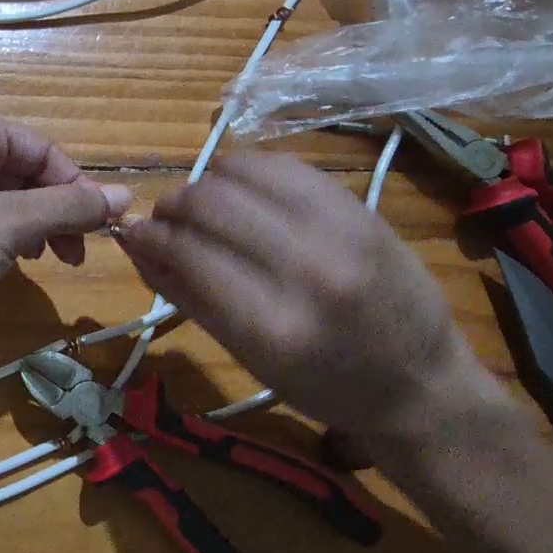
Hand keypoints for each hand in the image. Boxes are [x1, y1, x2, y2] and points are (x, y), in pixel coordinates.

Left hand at [0, 108, 130, 344]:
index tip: (98, 232)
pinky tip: (5, 262)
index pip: (44, 149)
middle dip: (53, 211)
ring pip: (0, 195)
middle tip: (73, 256)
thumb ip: (69, 207)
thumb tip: (125, 195)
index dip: (76, 189)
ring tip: (40, 260)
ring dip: (30, 226)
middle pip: (23, 170)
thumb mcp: (12, 225)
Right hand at [118, 152, 511, 455]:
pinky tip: (239, 190)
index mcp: (271, 327)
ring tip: (201, 204)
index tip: (133, 234)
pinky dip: (247, 172)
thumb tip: (134, 244)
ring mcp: (340, 232)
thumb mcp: (245, 356)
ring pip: (244, 174)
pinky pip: (285, 166)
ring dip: (206, 182)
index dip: (148, 237)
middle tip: (163, 219)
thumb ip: (184, 295)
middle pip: (210, 205)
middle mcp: (307, 271)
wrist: (419, 382)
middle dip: (171, 205)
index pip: (187, 253)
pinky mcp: (360, 208)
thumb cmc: (321, 386)